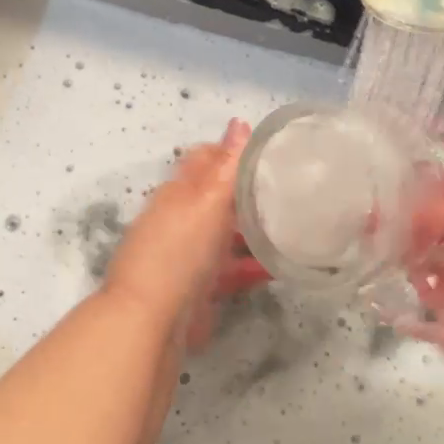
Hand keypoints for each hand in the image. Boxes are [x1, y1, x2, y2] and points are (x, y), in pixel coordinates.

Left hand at [103, 120, 267, 346]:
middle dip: (250, 193)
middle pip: (218, 198)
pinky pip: (231, 270)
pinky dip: (252, 266)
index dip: (233, 151)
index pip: (205, 158)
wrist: (150, 321)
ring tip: (292, 228)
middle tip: (289, 190)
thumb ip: (228, 166)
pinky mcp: (200, 288)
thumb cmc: (178, 252)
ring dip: (255, 231)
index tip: (269, 152)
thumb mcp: (207, 202)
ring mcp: (189, 254)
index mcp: (178, 192)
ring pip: (227, 235)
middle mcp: (181, 219)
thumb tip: (240, 122)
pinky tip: (280, 268)